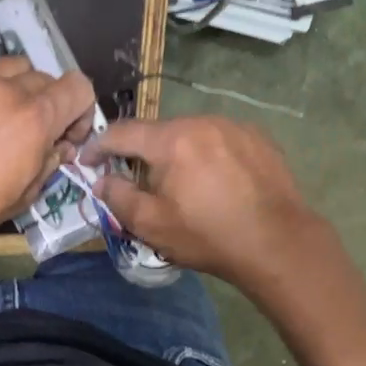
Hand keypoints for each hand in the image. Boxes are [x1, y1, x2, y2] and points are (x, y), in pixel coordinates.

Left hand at [0, 57, 96, 251]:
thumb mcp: (24, 195)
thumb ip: (50, 162)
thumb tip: (59, 146)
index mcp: (33, 117)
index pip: (78, 87)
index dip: (80, 112)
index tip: (66, 136)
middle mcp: (4, 89)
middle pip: (45, 77)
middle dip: (48, 104)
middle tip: (34, 133)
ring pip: (9, 68)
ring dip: (16, 89)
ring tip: (2, 118)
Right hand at [85, 116, 319, 289]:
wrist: (277, 243)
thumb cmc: (208, 236)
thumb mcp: (152, 225)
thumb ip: (119, 198)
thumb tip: (102, 181)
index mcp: (171, 140)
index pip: (122, 132)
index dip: (98, 146)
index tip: (87, 161)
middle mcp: (202, 122)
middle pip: (159, 132)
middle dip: (141, 154)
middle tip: (137, 183)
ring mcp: (234, 127)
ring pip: (191, 135)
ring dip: (177, 154)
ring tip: (180, 185)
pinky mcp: (259, 138)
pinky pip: (220, 140)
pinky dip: (207, 156)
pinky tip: (214, 183)